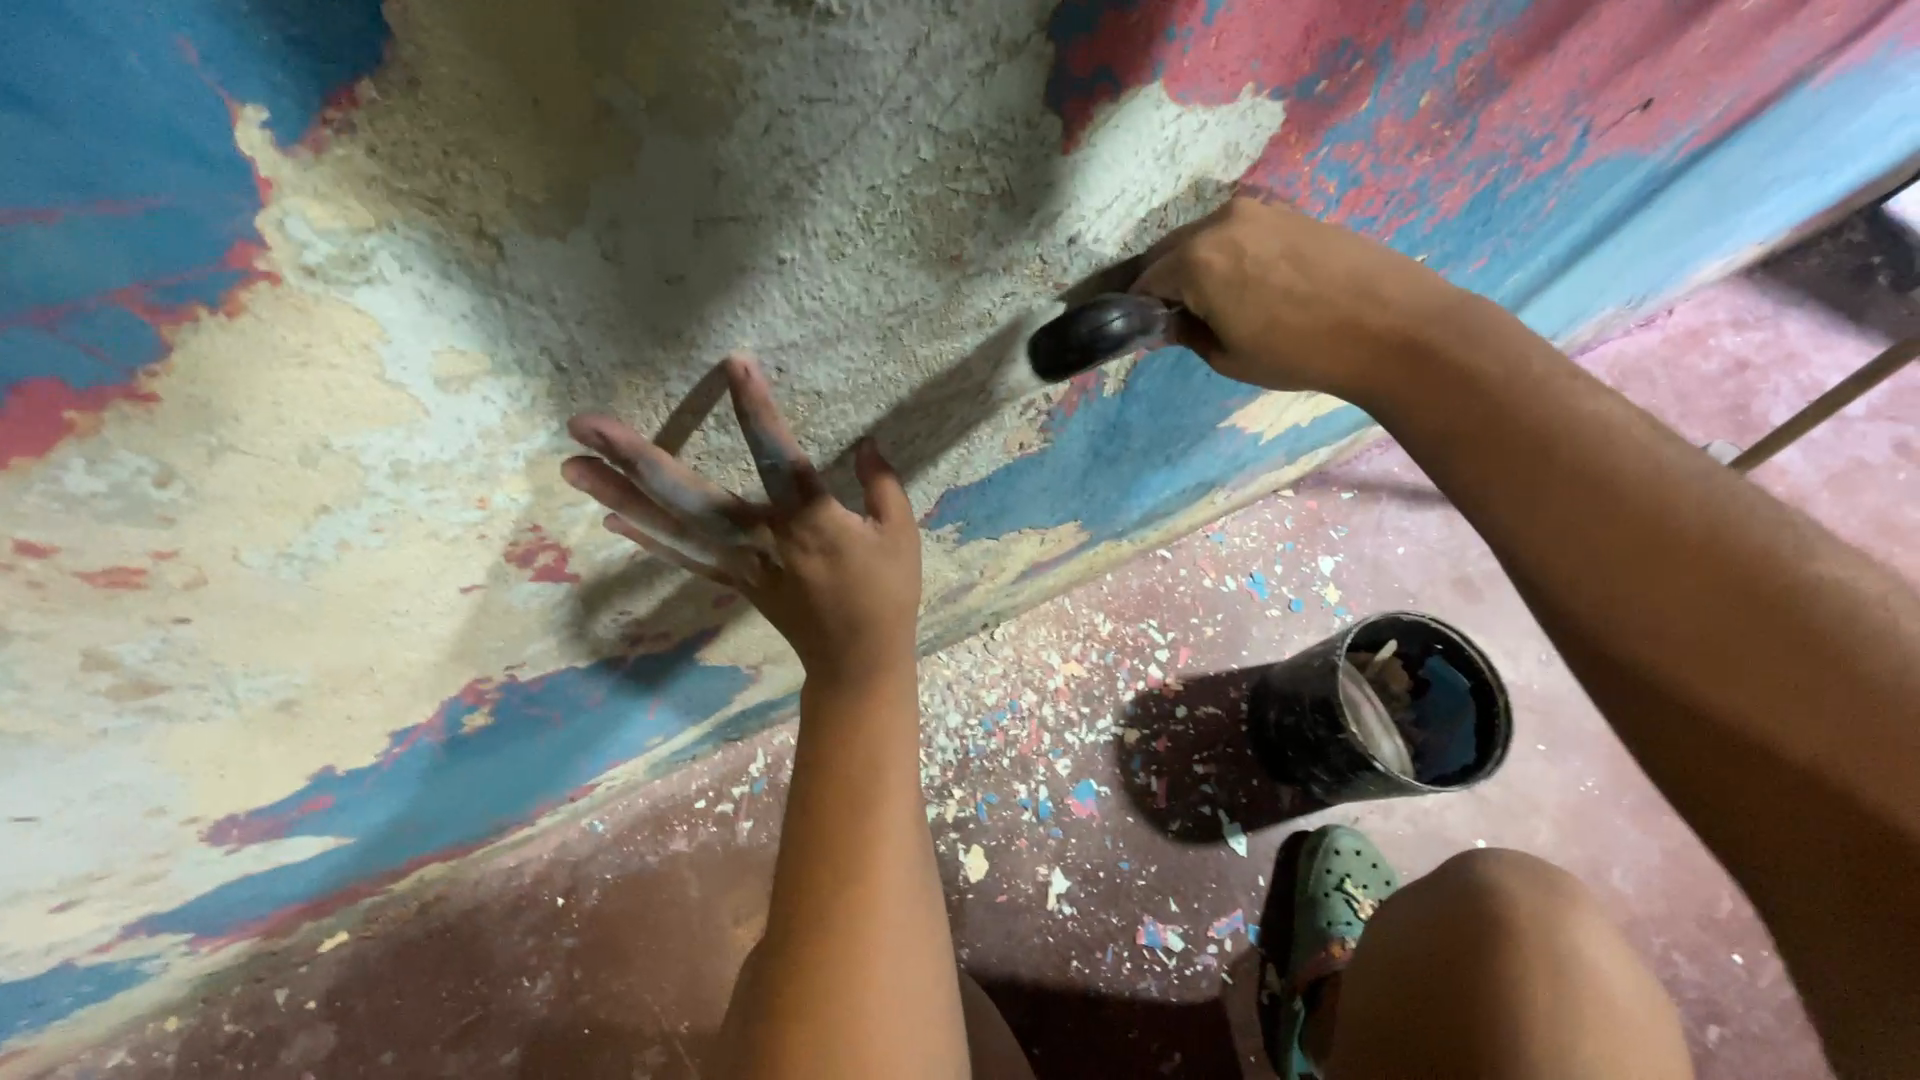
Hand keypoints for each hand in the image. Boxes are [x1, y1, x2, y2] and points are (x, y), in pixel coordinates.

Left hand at [561, 354, 921, 678]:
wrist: (858, 662)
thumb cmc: (886, 595)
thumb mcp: (901, 534)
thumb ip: (883, 484)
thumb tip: (867, 442)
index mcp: (812, 521)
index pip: (780, 457)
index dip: (758, 412)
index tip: (735, 364)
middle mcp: (765, 539)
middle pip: (692, 496)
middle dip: (638, 458)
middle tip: (584, 424)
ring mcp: (742, 564)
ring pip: (675, 528)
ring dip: (620, 496)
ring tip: (570, 466)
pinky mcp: (735, 583)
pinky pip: (684, 559)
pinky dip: (647, 539)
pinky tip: (608, 518)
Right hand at [1132, 197, 1470, 398]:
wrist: (1391, 325)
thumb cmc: (1299, 351)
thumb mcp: (1229, 357)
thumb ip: (1189, 334)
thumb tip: (1170, 325)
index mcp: (1195, 260)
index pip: (1145, 281)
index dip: (1140, 310)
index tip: (1147, 331)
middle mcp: (1220, 222)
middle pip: (1170, 250)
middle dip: (1165, 282)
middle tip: (1178, 317)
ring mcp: (1259, 210)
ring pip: (1205, 237)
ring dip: (1196, 264)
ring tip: (1216, 301)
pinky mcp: (1289, 211)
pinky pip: (1238, 231)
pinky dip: (1229, 253)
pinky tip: (1250, 283)